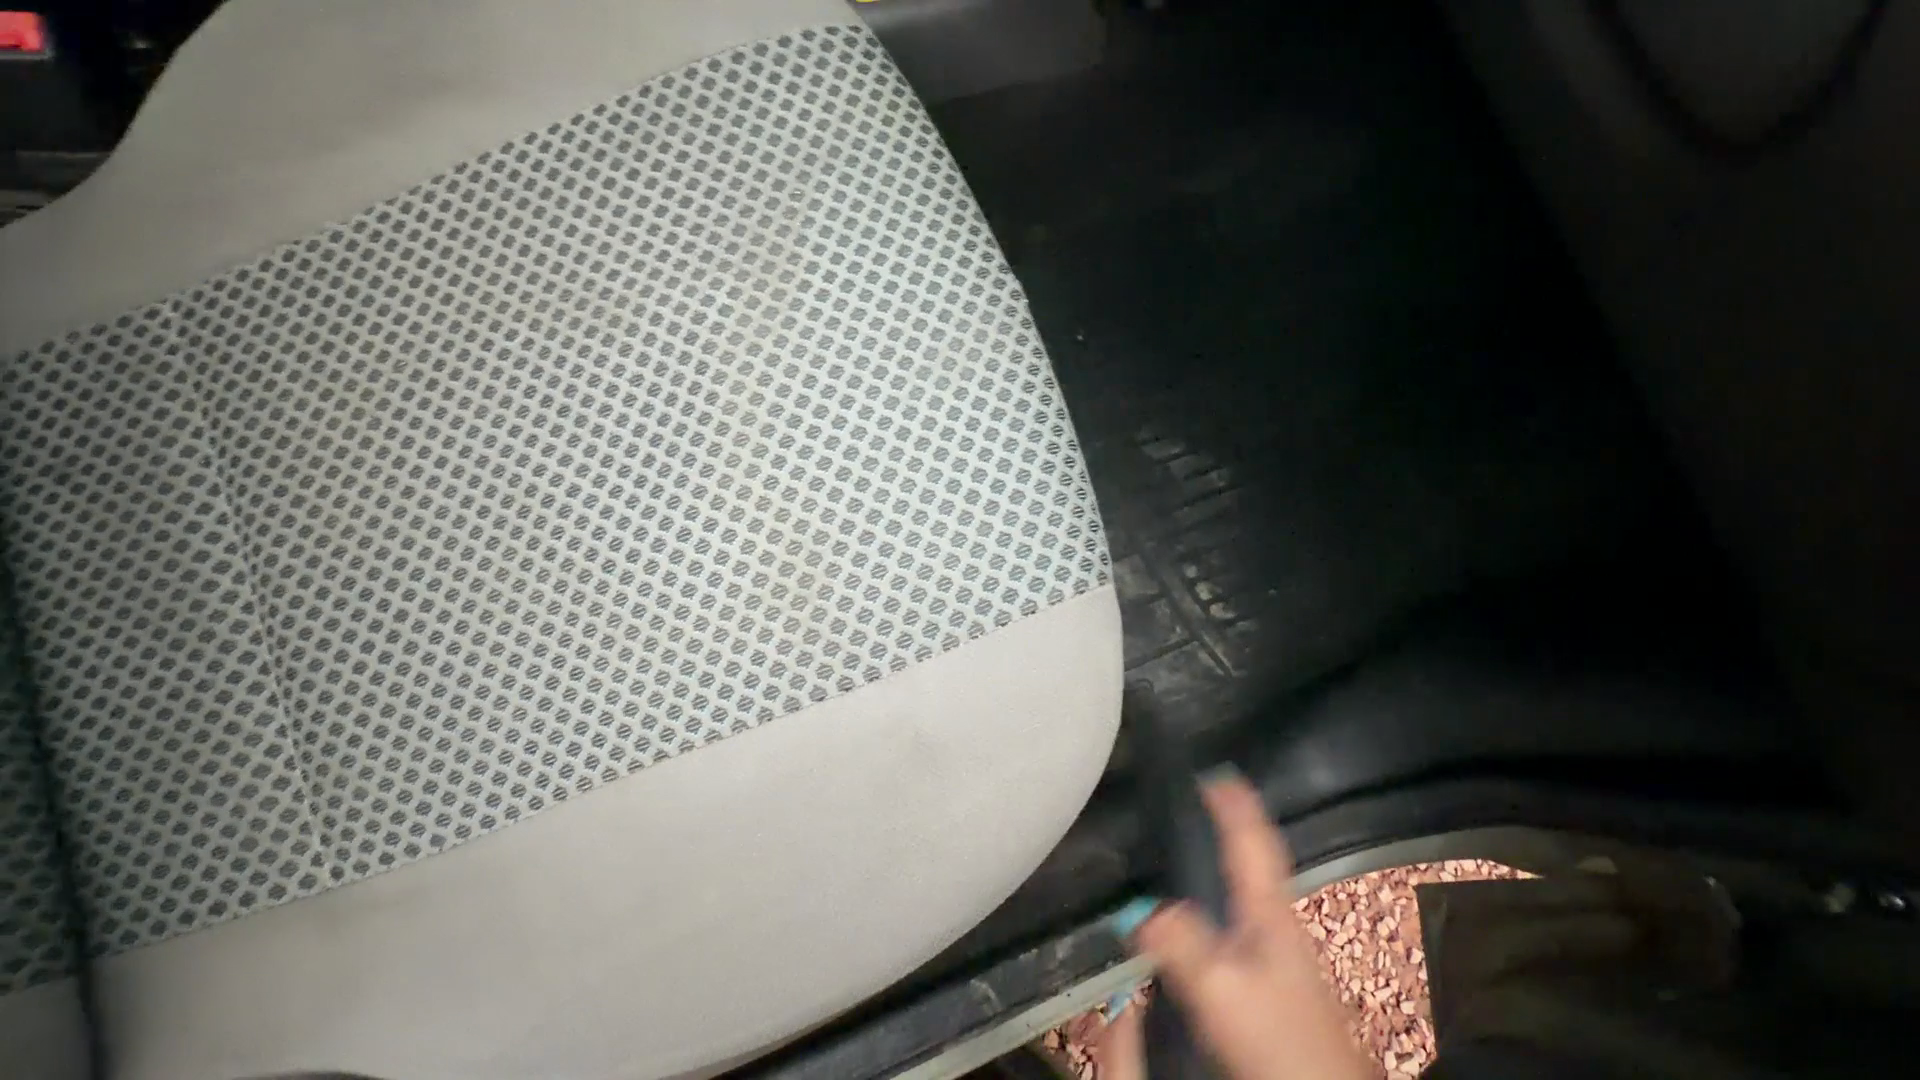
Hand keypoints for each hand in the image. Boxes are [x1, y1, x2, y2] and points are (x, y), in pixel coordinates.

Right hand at [1097, 777, 1376, 1079]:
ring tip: (1195, 838)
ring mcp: (1275, 950)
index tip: (1214, 771)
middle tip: (1201, 795)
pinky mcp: (1268, 976)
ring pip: (1244, 888)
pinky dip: (1216, 896)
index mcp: (1266, 910)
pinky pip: (1234, 919)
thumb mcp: (1220, 986)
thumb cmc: (1278, 1035)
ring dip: (1224, 857)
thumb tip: (1141, 911)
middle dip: (1230, 823)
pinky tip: (1199, 911)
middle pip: (1252, 858)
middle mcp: (1274, 920)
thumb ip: (1180, 942)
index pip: (1251, 841)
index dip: (1233, 804)